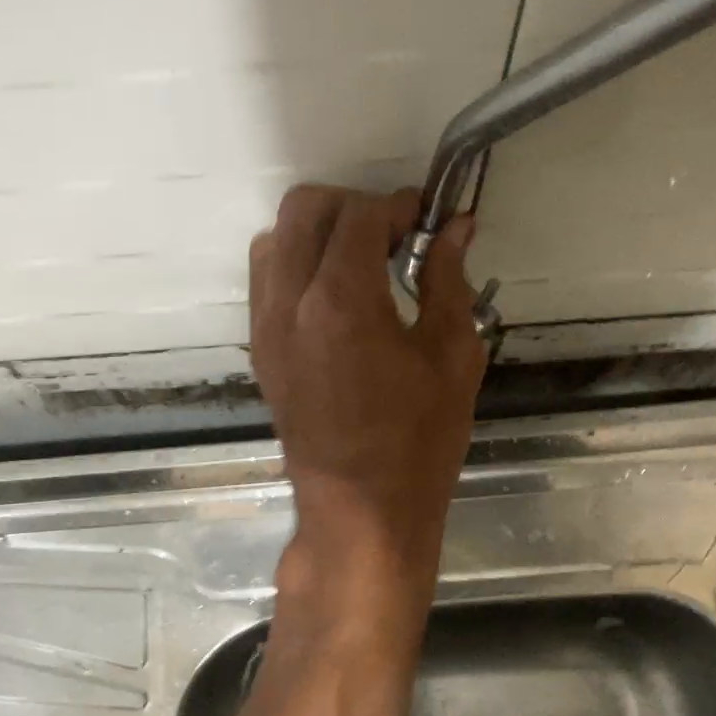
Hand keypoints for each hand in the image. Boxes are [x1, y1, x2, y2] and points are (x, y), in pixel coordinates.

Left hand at [249, 186, 485, 567]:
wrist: (361, 509)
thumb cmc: (418, 440)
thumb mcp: (452, 355)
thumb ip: (448, 280)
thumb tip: (455, 229)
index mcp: (341, 300)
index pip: (359, 215)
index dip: (397, 206)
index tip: (425, 221)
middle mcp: (289, 303)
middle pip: (303, 211)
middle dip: (350, 207)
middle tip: (392, 236)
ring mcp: (265, 329)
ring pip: (273, 242)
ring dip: (315, 235)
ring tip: (360, 265)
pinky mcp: (260, 353)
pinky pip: (266, 284)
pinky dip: (295, 269)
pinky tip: (335, 299)